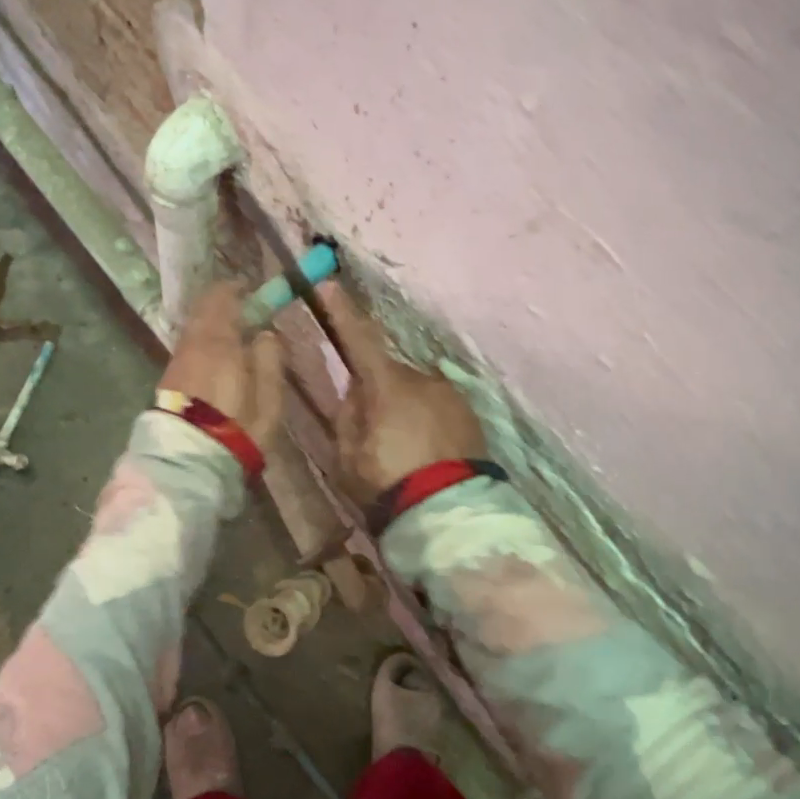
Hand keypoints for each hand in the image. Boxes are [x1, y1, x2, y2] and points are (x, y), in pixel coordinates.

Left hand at [159, 282, 283, 445]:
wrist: (189, 460)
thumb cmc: (238, 427)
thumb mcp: (268, 397)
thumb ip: (269, 358)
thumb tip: (266, 333)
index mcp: (218, 340)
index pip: (223, 297)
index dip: (238, 289)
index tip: (252, 290)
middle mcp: (192, 343)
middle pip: (203, 310)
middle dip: (222, 304)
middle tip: (244, 311)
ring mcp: (176, 360)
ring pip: (193, 328)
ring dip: (211, 324)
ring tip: (233, 337)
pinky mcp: (168, 379)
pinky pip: (188, 347)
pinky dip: (202, 342)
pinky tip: (216, 358)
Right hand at [319, 283, 486, 504]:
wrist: (450, 515)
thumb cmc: (388, 482)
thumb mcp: (347, 453)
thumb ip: (348, 413)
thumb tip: (356, 389)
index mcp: (388, 384)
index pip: (358, 339)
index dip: (341, 312)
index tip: (327, 284)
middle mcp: (423, 379)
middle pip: (389, 374)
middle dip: (376, 391)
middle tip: (369, 433)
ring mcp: (452, 396)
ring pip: (416, 392)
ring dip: (404, 408)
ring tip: (401, 451)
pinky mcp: (471, 416)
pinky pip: (437, 409)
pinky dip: (426, 422)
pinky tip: (424, 453)